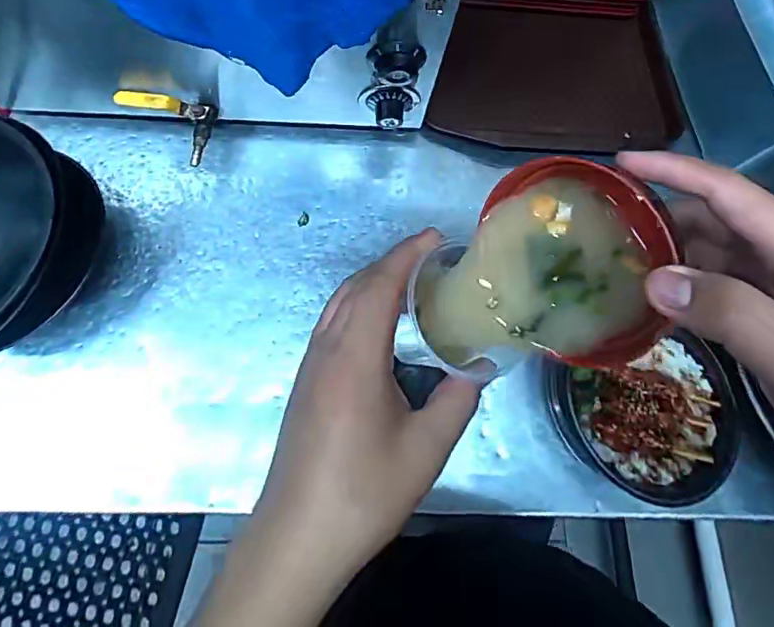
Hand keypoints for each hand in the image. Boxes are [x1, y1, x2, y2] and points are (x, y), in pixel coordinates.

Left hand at [201, 231, 482, 625]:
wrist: (297, 534)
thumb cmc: (362, 492)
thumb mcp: (423, 452)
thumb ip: (454, 403)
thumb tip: (476, 371)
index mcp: (354, 357)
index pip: (379, 286)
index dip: (406, 255)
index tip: (434, 238)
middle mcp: (326, 348)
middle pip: (356, 286)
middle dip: (392, 262)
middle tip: (430, 255)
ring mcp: (310, 363)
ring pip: (340, 302)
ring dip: (372, 281)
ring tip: (409, 281)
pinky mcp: (305, 379)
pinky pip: (332, 321)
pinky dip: (358, 304)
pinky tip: (378, 325)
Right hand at [617, 152, 773, 507]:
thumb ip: (728, 313)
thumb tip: (652, 277)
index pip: (730, 193)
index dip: (674, 170)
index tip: (621, 161)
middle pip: (717, 223)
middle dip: (662, 216)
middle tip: (605, 229)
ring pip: (718, 260)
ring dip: (672, 257)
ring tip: (620, 267)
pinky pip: (725, 296)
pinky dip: (689, 294)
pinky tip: (661, 310)